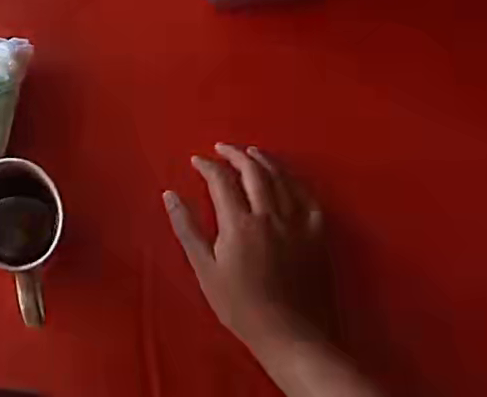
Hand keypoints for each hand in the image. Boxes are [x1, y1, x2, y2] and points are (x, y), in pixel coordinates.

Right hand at [164, 144, 331, 355]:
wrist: (292, 338)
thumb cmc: (242, 308)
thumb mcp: (206, 271)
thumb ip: (187, 229)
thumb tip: (169, 194)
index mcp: (239, 223)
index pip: (220, 179)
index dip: (207, 165)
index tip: (196, 160)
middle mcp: (269, 215)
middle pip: (252, 170)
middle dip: (235, 154)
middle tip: (222, 148)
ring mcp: (296, 222)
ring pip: (279, 177)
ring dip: (263, 160)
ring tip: (251, 152)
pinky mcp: (317, 234)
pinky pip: (307, 196)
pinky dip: (294, 180)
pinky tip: (286, 176)